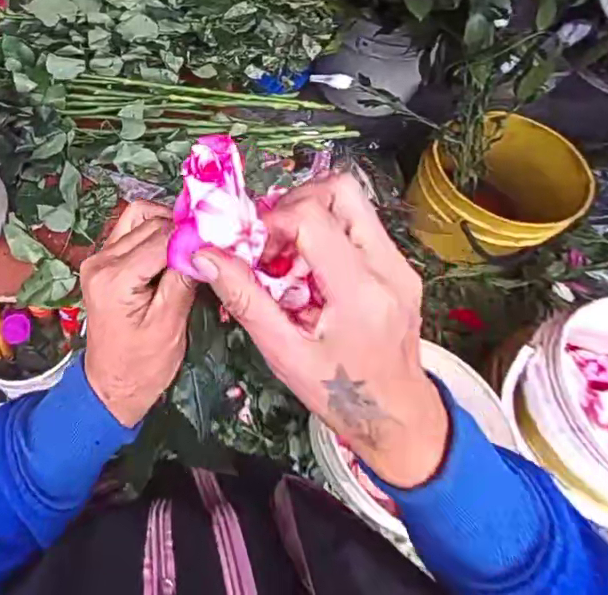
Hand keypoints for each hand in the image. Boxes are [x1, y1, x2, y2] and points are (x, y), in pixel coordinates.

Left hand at [78, 199, 194, 427]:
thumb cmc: (142, 366)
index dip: (193, 238)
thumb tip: (204, 244)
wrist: (111, 388)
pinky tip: (173, 248)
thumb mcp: (170, 325)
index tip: (220, 244)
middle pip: (152, 223)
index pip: (162, 238)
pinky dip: (155, 230)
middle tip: (210, 246)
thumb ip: (183, 279)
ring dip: (168, 226)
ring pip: (141, 216)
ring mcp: (99, 257)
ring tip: (190, 246)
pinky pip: (132, 227)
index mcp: (114, 278)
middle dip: (183, 231)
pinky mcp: (104, 259)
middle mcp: (101, 260)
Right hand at [195, 174, 448, 487]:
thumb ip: (245, 300)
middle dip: (295, 202)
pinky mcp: (400, 264)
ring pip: (352, 200)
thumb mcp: (285, 355)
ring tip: (289, 251)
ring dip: (311, 212)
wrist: (401, 417)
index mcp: (361, 292)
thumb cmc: (341, 395)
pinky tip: (311, 266)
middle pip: (340, 190)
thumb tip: (206, 257)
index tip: (254, 247)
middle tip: (271, 237)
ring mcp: (399, 262)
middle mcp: (388, 267)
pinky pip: (360, 223)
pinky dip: (328, 229)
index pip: (313, 217)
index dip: (272, 221)